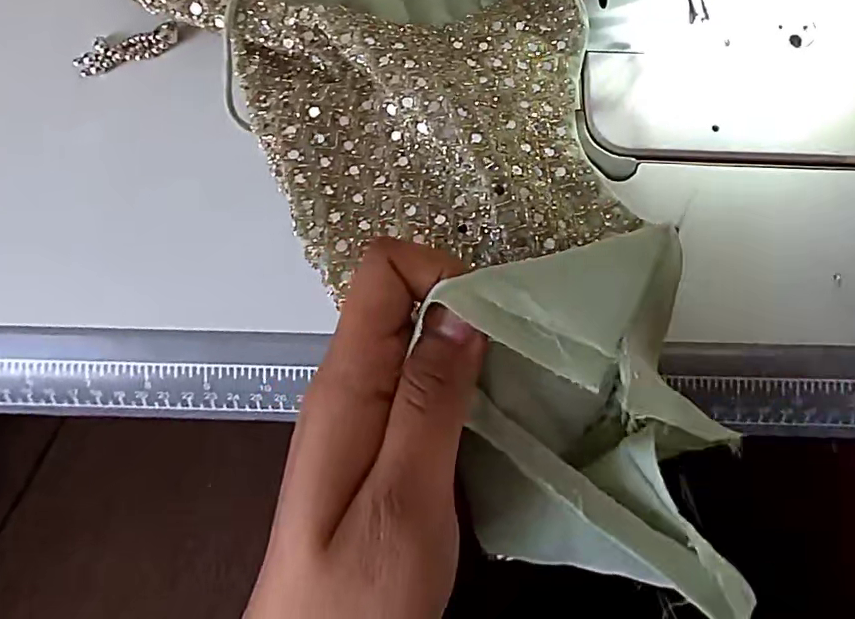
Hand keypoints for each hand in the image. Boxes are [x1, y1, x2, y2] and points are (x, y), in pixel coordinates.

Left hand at [244, 240, 487, 618]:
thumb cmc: (356, 599)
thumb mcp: (404, 500)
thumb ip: (431, 399)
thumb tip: (461, 311)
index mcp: (346, 381)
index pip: (381, 269)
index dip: (437, 271)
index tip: (486, 317)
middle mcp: (348, 380)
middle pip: (400, 293)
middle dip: (459, 304)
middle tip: (508, 351)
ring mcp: (360, 406)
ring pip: (413, 332)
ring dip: (463, 340)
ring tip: (506, 379)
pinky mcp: (377, 433)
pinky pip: (418, 373)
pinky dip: (456, 373)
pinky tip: (484, 408)